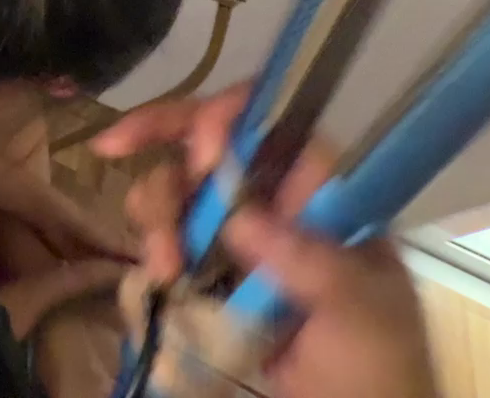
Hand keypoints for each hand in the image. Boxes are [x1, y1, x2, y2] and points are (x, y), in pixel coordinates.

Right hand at [93, 84, 438, 397]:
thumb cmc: (375, 374)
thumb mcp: (368, 324)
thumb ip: (322, 270)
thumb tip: (244, 221)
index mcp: (321, 195)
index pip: (272, 123)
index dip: (226, 117)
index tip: (198, 150)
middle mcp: (272, 195)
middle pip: (204, 135)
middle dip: (158, 142)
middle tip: (114, 147)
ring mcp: (233, 224)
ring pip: (173, 178)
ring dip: (153, 208)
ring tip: (164, 266)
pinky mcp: (201, 254)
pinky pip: (158, 221)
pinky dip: (146, 237)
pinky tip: (159, 274)